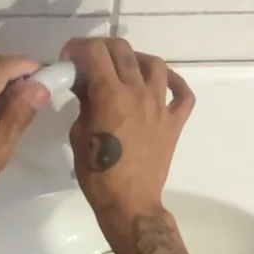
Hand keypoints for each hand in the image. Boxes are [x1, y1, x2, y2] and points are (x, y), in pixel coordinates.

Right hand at [62, 38, 194, 237]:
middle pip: (123, 50)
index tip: (70, 60)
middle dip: (102, 49)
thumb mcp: (79, 137)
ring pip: (154, 64)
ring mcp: (160, 107)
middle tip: (92, 63)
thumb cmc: (99, 176)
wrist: (130, 204)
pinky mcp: (175, 123)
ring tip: (125, 71)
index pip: (95, 52)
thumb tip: (85, 86)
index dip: (78, 48)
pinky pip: (183, 93)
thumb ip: (83, 105)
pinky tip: (161, 84)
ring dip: (136, 60)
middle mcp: (138, 93)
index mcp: (110, 96)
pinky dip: (174, 82)